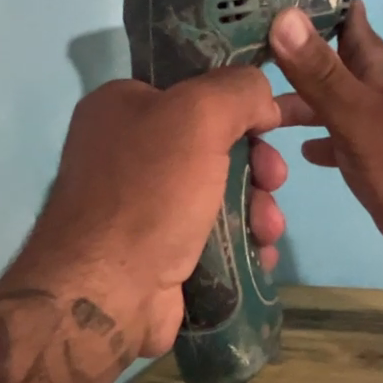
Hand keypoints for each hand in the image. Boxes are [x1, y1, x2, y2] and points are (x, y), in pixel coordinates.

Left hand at [4, 67, 286, 361]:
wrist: (110, 292)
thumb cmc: (150, 192)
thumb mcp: (198, 115)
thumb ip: (239, 90)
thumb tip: (263, 102)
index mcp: (122, 106)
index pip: (194, 89)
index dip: (239, 106)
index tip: (270, 125)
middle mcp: (128, 152)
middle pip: (217, 145)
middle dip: (257, 166)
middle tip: (272, 182)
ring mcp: (144, 206)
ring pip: (224, 193)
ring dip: (258, 208)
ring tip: (267, 230)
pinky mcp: (162, 251)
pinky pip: (217, 235)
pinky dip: (244, 241)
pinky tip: (260, 253)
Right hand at [270, 0, 382, 284]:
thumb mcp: (358, 116)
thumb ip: (320, 71)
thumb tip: (282, 15)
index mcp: (378, 68)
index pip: (344, 17)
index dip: (309, 1)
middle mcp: (375, 89)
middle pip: (328, 59)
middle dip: (289, 53)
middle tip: (236, 50)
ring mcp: (373, 124)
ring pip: (326, 101)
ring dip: (294, 100)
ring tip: (250, 105)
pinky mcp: (369, 158)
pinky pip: (334, 138)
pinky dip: (314, 138)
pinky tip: (293, 150)